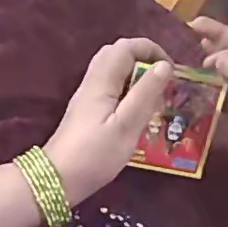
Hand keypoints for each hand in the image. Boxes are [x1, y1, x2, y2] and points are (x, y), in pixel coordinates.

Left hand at [43, 38, 172, 202]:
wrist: (57, 179)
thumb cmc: (94, 155)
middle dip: (142, 59)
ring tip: (153, 96)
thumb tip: (164, 66)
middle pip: (116, 54)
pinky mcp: (85, 113)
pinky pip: (108, 88)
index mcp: (101, 82)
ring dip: (134, 75)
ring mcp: (86, 98)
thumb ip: (145, 94)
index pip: (125, 47)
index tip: (171, 69)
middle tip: (162, 81)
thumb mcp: (126, 126)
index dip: (150, 50)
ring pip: (111, 72)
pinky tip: (135, 112)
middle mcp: (91, 83)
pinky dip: (125, 90)